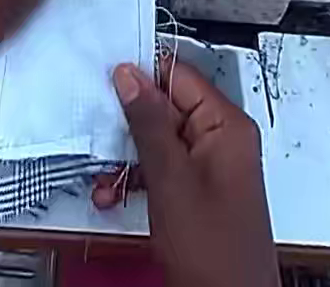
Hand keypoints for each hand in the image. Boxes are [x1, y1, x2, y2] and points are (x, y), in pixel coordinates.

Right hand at [94, 59, 277, 286]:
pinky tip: (114, 192)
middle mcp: (219, 138)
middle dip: (129, 123)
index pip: (177, 75)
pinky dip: (135, 175)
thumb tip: (128, 74)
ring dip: (126, 155)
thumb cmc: (215, 254)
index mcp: (226, 125)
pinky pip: (159, 164)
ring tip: (107, 174)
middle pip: (164, 106)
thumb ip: (147, 121)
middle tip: (104, 132)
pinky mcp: (194, 187)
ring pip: (156, 137)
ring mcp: (207, 163)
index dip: (142, 76)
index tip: (110, 81)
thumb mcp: (171, 178)